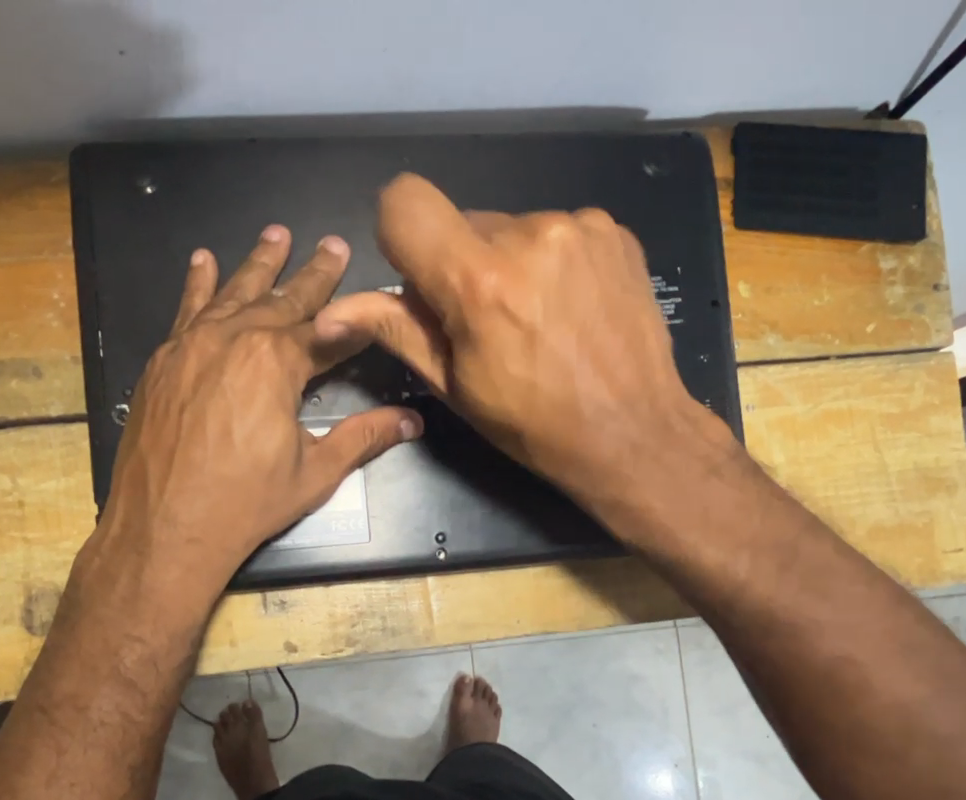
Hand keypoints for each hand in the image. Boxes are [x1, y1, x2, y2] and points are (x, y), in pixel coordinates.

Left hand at [94, 226, 422, 589]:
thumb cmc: (245, 504)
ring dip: (258, 264)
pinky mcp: (162, 361)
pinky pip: (185, 311)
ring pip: (232, 294)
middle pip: (282, 300)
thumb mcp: (315, 472)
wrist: (163, 529)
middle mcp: (234, 339)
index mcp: (277, 361)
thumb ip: (362, 437)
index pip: (327, 331)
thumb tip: (412, 421)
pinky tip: (203, 262)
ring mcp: (190, 345)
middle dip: (312, 273)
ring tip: (277, 233)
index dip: (353, 319)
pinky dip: (197, 285)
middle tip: (333, 245)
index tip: (372, 300)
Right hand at [314, 175, 736, 524]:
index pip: (405, 201)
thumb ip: (397, 332)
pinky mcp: (612, 230)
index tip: (421, 279)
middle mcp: (528, 234)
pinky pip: (555, 231)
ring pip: (511, 227)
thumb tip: (331, 312)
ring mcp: (578, 227)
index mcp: (479, 281)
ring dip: (508, 263)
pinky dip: (550, 261)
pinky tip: (570, 308)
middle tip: (486, 323)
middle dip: (460, 264)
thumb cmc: (535, 424)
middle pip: (462, 222)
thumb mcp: (455, 387)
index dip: (400, 234)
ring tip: (537, 320)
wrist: (634, 432)